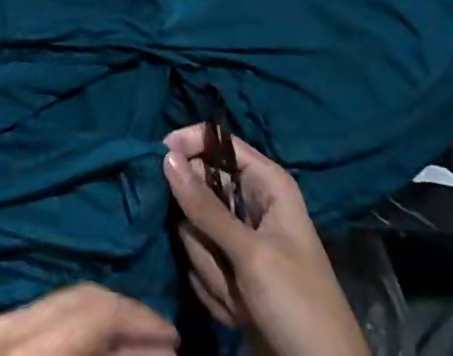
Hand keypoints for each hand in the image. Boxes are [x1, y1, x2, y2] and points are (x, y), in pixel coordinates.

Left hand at [0, 283, 177, 355]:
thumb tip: (162, 347)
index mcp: (25, 346)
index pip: (95, 309)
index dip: (141, 319)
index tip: (175, 336)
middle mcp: (4, 327)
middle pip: (80, 296)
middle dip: (125, 315)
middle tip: (163, 338)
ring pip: (63, 302)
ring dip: (103, 318)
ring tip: (136, 341)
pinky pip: (43, 318)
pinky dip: (77, 327)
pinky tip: (100, 343)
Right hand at [162, 125, 367, 355]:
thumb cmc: (296, 300)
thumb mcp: (250, 253)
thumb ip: (205, 207)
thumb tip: (167, 156)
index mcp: (266, 182)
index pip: (218, 142)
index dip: (188, 143)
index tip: (156, 158)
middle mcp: (250, 202)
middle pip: (199, 193)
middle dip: (203, 236)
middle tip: (227, 264)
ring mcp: (238, 238)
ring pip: (195, 235)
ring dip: (212, 271)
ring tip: (242, 295)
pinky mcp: (229, 269)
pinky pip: (200, 265)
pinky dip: (215, 290)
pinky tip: (241, 310)